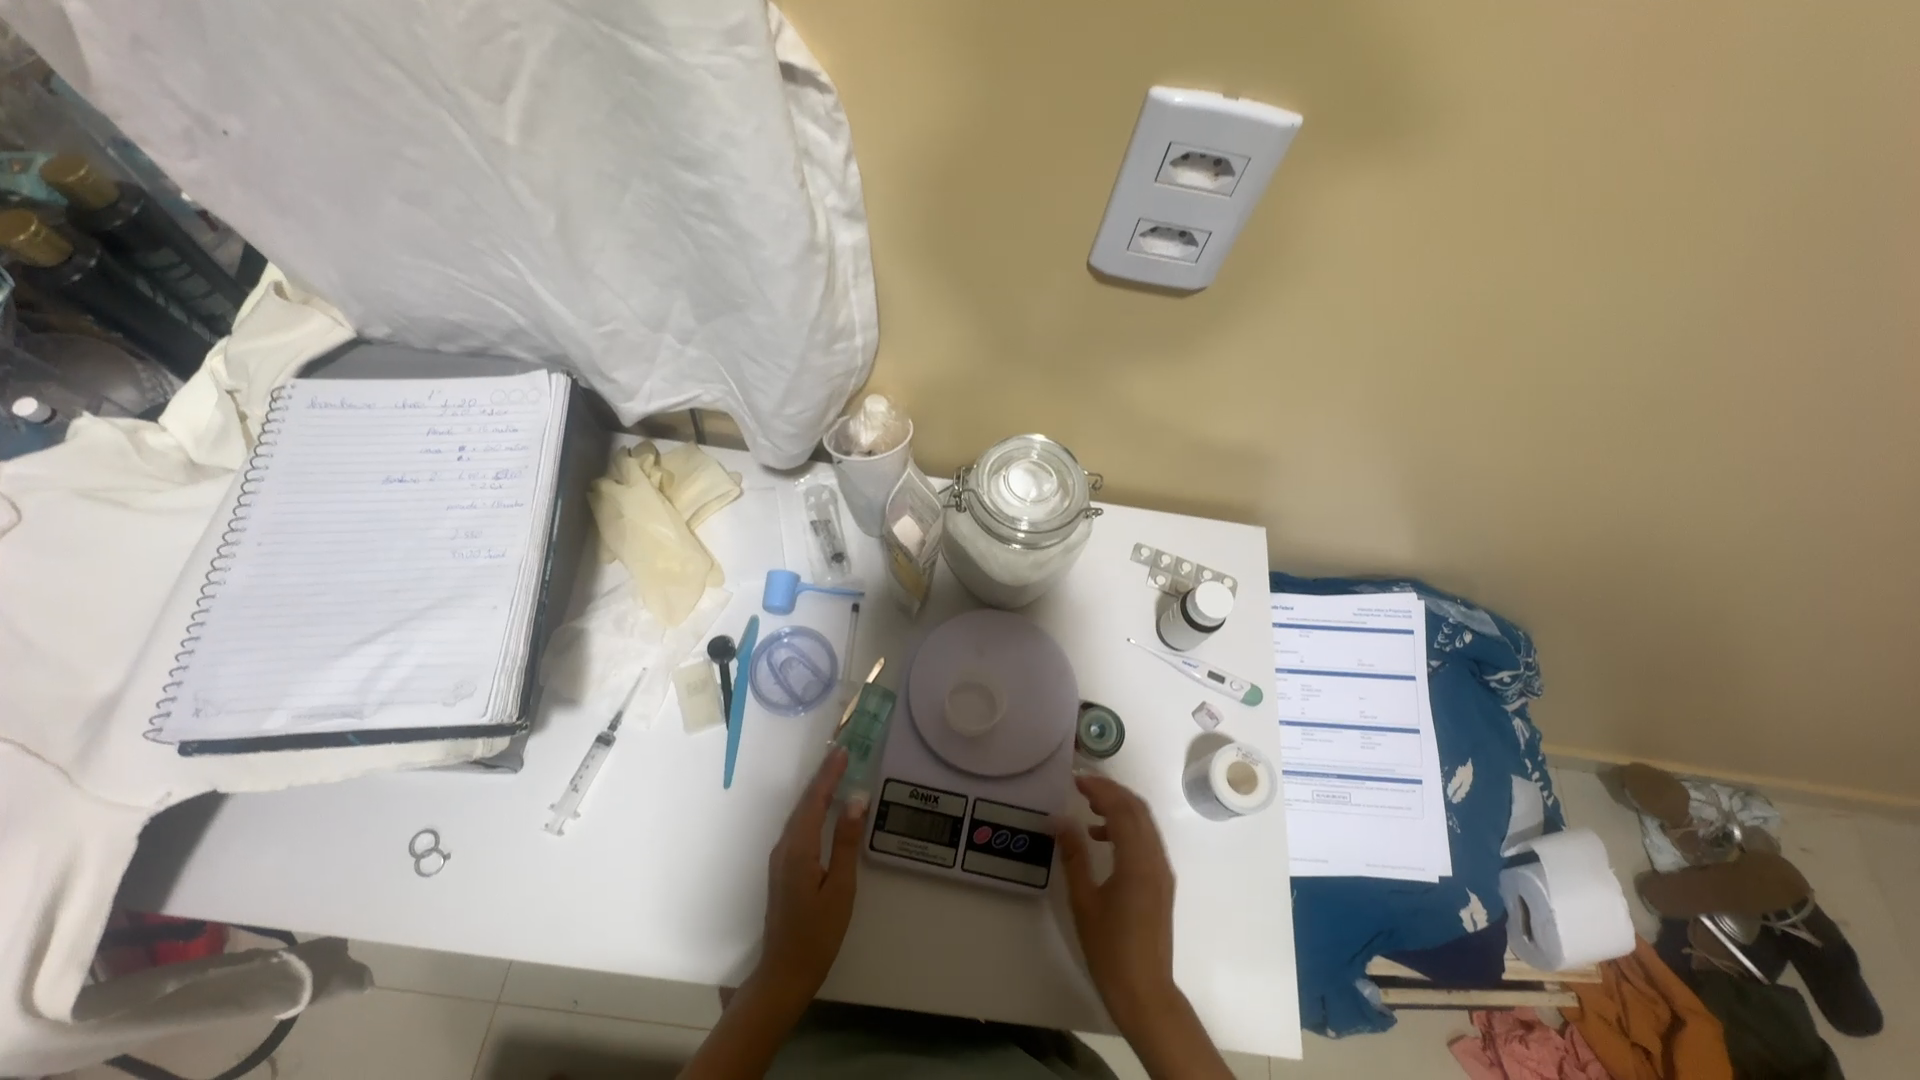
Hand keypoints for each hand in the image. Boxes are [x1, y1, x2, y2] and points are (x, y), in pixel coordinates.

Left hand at [753, 746, 867, 1001]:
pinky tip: (823, 810)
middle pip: (804, 804)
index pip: (815, 801)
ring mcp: (781, 858)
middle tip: (842, 755)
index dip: (829, 775)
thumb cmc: (818, 932)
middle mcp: (785, 847)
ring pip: (800, 815)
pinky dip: (812, 810)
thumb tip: (855, 802)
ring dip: (817, 793)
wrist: (785, 970)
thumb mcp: (841, 887)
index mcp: (799, 848)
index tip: (844, 752)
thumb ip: (846, 843)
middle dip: (823, 778)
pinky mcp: (783, 869)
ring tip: (835, 774)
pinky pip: (798, 828)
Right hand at [1056, 773, 1178, 1025]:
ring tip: (1088, 806)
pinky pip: (1146, 840)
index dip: (1100, 789)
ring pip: (1144, 823)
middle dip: (1111, 791)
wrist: (1144, 990)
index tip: (1075, 779)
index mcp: (1137, 862)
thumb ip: (1074, 856)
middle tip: (1081, 785)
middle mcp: (1155, 859)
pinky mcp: (1160, 882)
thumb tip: (1060, 820)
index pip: (1122, 809)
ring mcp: (1162, 871)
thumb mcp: (1084, 901)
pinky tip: (1101, 837)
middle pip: (1137, 810)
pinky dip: (1126, 828)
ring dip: (1119, 807)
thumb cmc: (1109, 949)